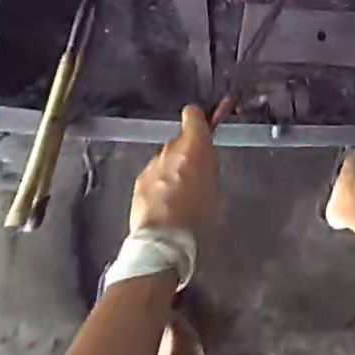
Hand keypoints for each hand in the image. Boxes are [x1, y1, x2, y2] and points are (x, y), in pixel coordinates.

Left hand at [129, 105, 218, 237]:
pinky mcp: (138, 183)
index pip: (192, 114)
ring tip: (178, 193)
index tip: (204, 128)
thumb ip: (208, 163)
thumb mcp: (216, 184)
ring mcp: (151, 166)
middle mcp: (170, 150)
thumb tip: (203, 157)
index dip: (198, 119)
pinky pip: (153, 175)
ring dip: (172, 169)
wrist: (163, 240)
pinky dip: (159, 183)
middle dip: (186, 152)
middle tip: (195, 172)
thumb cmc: (199, 213)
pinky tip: (164, 203)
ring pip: (165, 159)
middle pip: (179, 140)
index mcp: (193, 146)